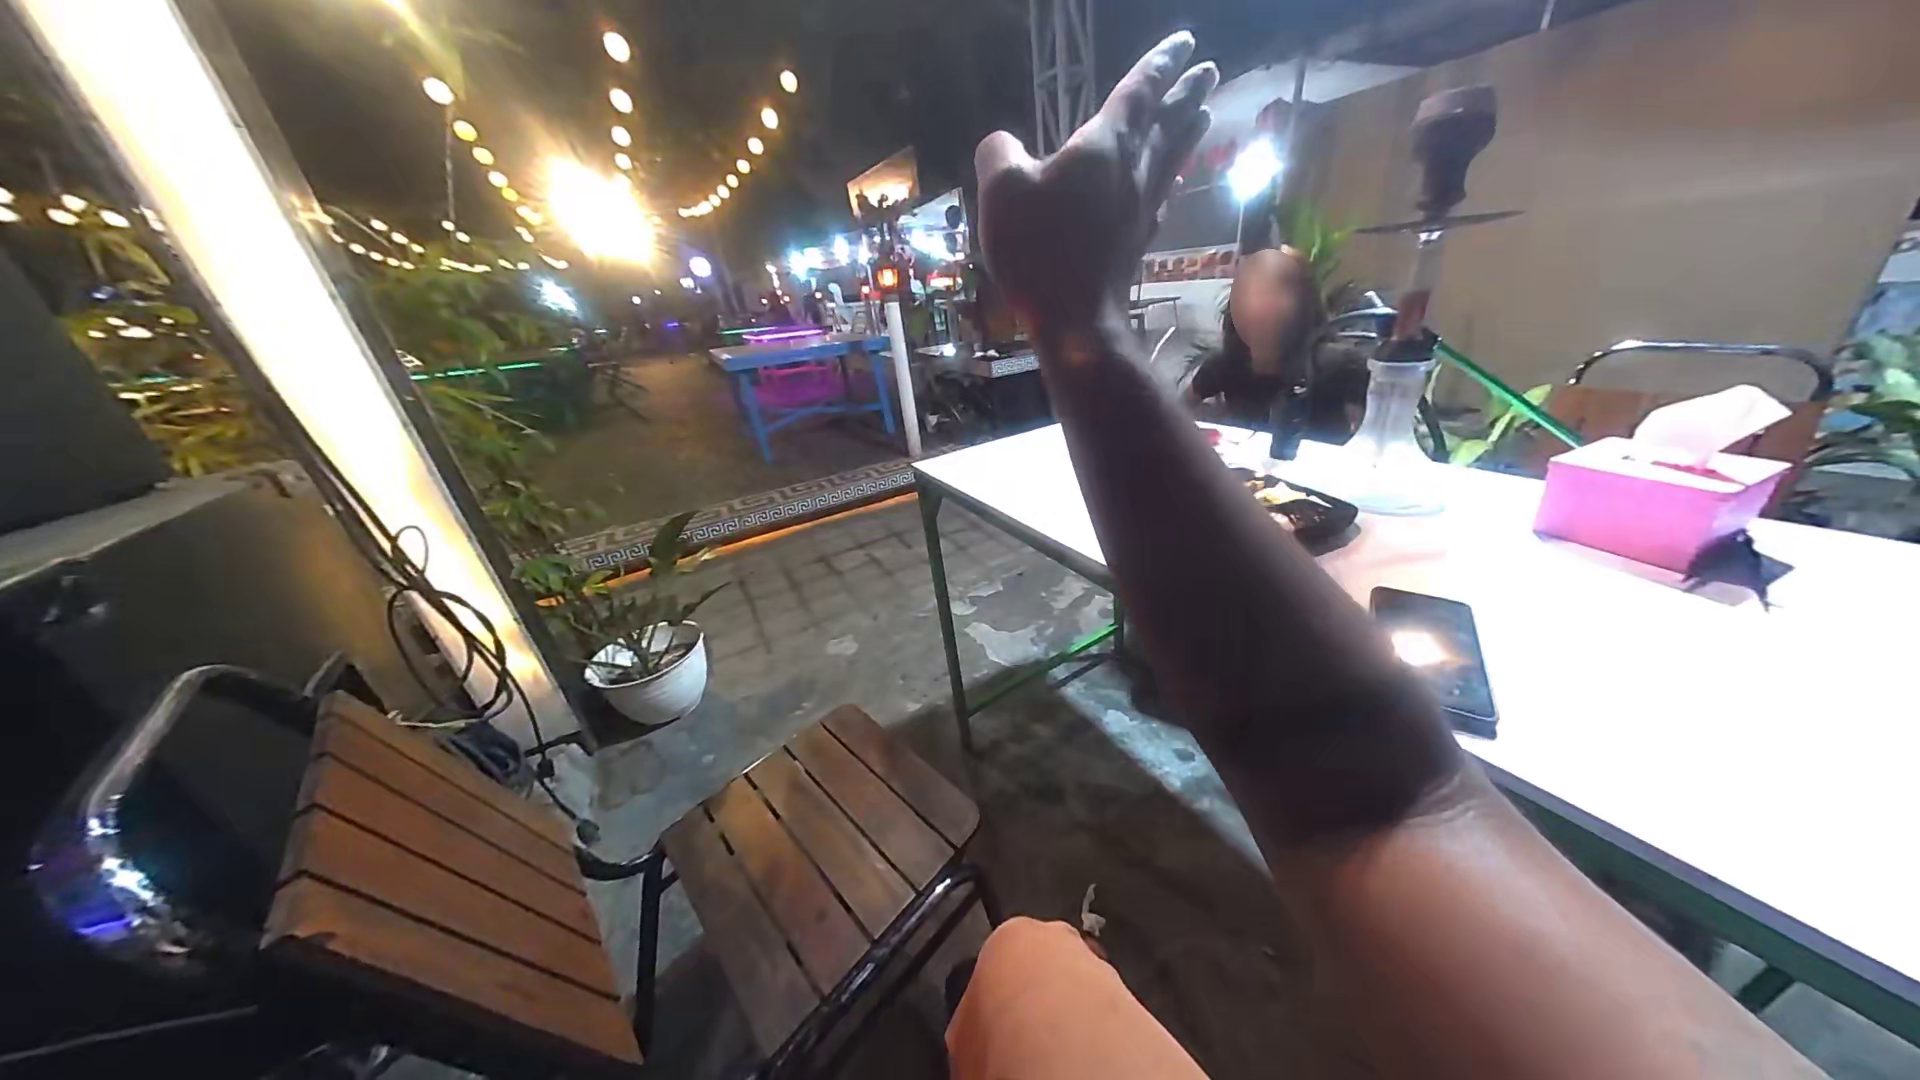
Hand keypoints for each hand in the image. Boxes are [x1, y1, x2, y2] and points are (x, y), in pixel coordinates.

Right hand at [975, 32, 1216, 339]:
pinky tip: (1170, 187)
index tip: (1186, 42)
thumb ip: (999, 153)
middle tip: (1211, 71)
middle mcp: (1131, 173)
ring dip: (1188, 135)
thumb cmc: (1038, 251)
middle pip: (1166, 124)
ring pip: (1170, 162)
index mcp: (1104, 147)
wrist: (1074, 319)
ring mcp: (1138, 211)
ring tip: (1205, 115)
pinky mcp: (1135, 244)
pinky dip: (1167, 186)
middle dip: (1188, 94)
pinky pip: (1158, 202)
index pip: (1139, 92)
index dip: (1161, 63)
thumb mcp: (1001, 191)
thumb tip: (1003, 144)